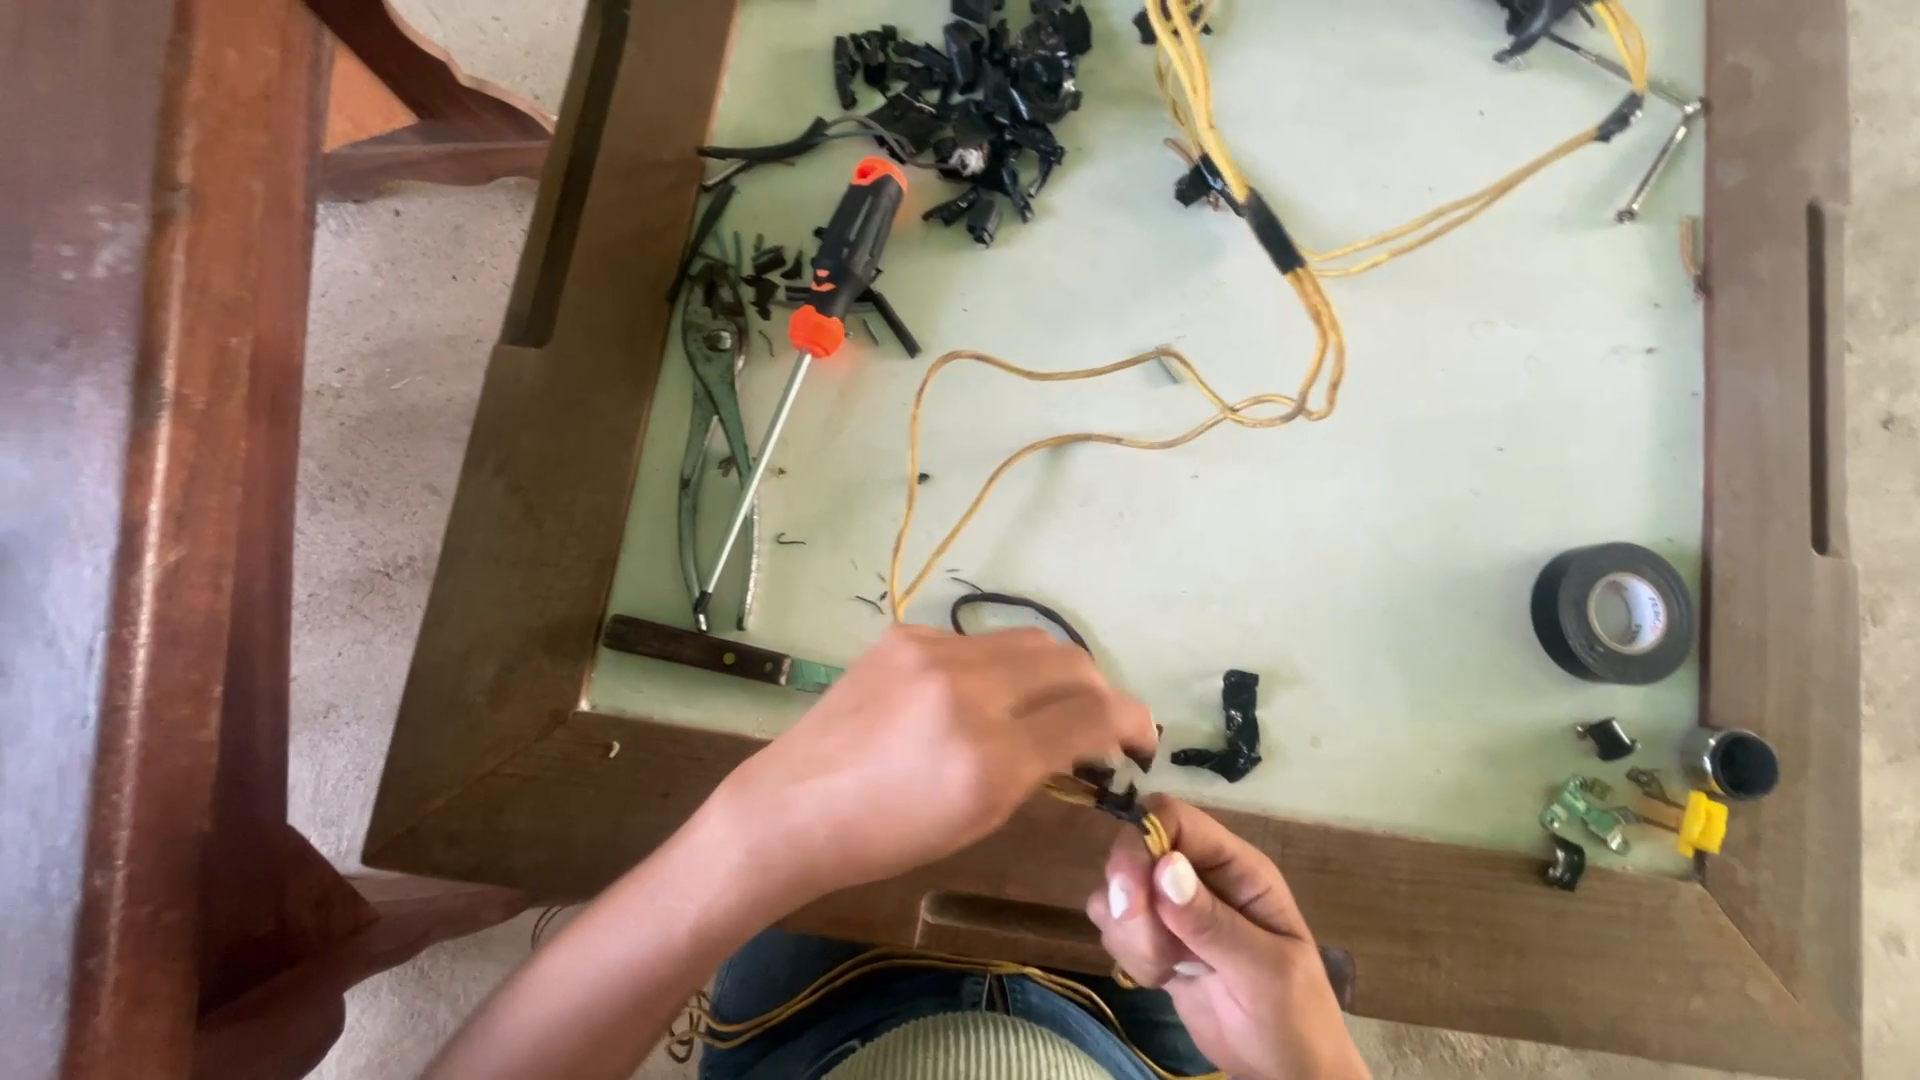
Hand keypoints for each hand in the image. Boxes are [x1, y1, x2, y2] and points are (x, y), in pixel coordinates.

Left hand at [710, 624, 1157, 908]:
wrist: (793, 806)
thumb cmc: (886, 836)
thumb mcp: (978, 818)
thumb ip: (1038, 767)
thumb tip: (1083, 733)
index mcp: (988, 759)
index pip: (1091, 715)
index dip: (1132, 720)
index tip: (1140, 733)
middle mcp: (966, 690)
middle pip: (1069, 662)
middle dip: (1100, 688)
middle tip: (1099, 716)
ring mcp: (931, 652)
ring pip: (1027, 640)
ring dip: (1052, 670)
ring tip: (1044, 699)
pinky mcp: (903, 635)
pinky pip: (974, 641)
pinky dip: (995, 665)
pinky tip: (976, 693)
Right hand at [1086, 797, 1369, 1079]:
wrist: (1286, 1075)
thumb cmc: (1295, 1018)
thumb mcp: (1266, 972)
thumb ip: (1213, 922)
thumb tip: (1164, 866)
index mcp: (1235, 866)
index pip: (1173, 818)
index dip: (1141, 841)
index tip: (1129, 895)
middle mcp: (1199, 874)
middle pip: (1134, 848)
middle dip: (1131, 898)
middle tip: (1156, 954)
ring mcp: (1172, 905)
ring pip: (1118, 888)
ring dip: (1130, 934)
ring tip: (1168, 971)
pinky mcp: (1153, 936)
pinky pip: (1114, 923)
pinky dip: (1124, 951)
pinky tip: (1159, 978)